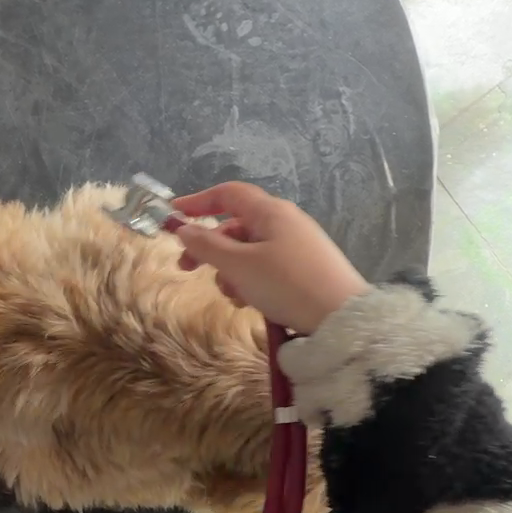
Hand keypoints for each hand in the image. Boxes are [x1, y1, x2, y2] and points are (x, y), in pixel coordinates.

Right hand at [170, 182, 368, 334]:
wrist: (339, 318)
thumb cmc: (285, 284)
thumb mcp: (238, 266)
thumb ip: (206, 246)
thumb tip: (183, 229)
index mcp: (269, 212)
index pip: (228, 194)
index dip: (198, 202)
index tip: (173, 215)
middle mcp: (283, 222)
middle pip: (234, 226)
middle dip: (208, 247)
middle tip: (186, 270)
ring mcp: (294, 245)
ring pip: (246, 250)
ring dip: (229, 270)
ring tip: (231, 295)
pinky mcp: (301, 268)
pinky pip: (263, 266)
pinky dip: (248, 279)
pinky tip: (249, 301)